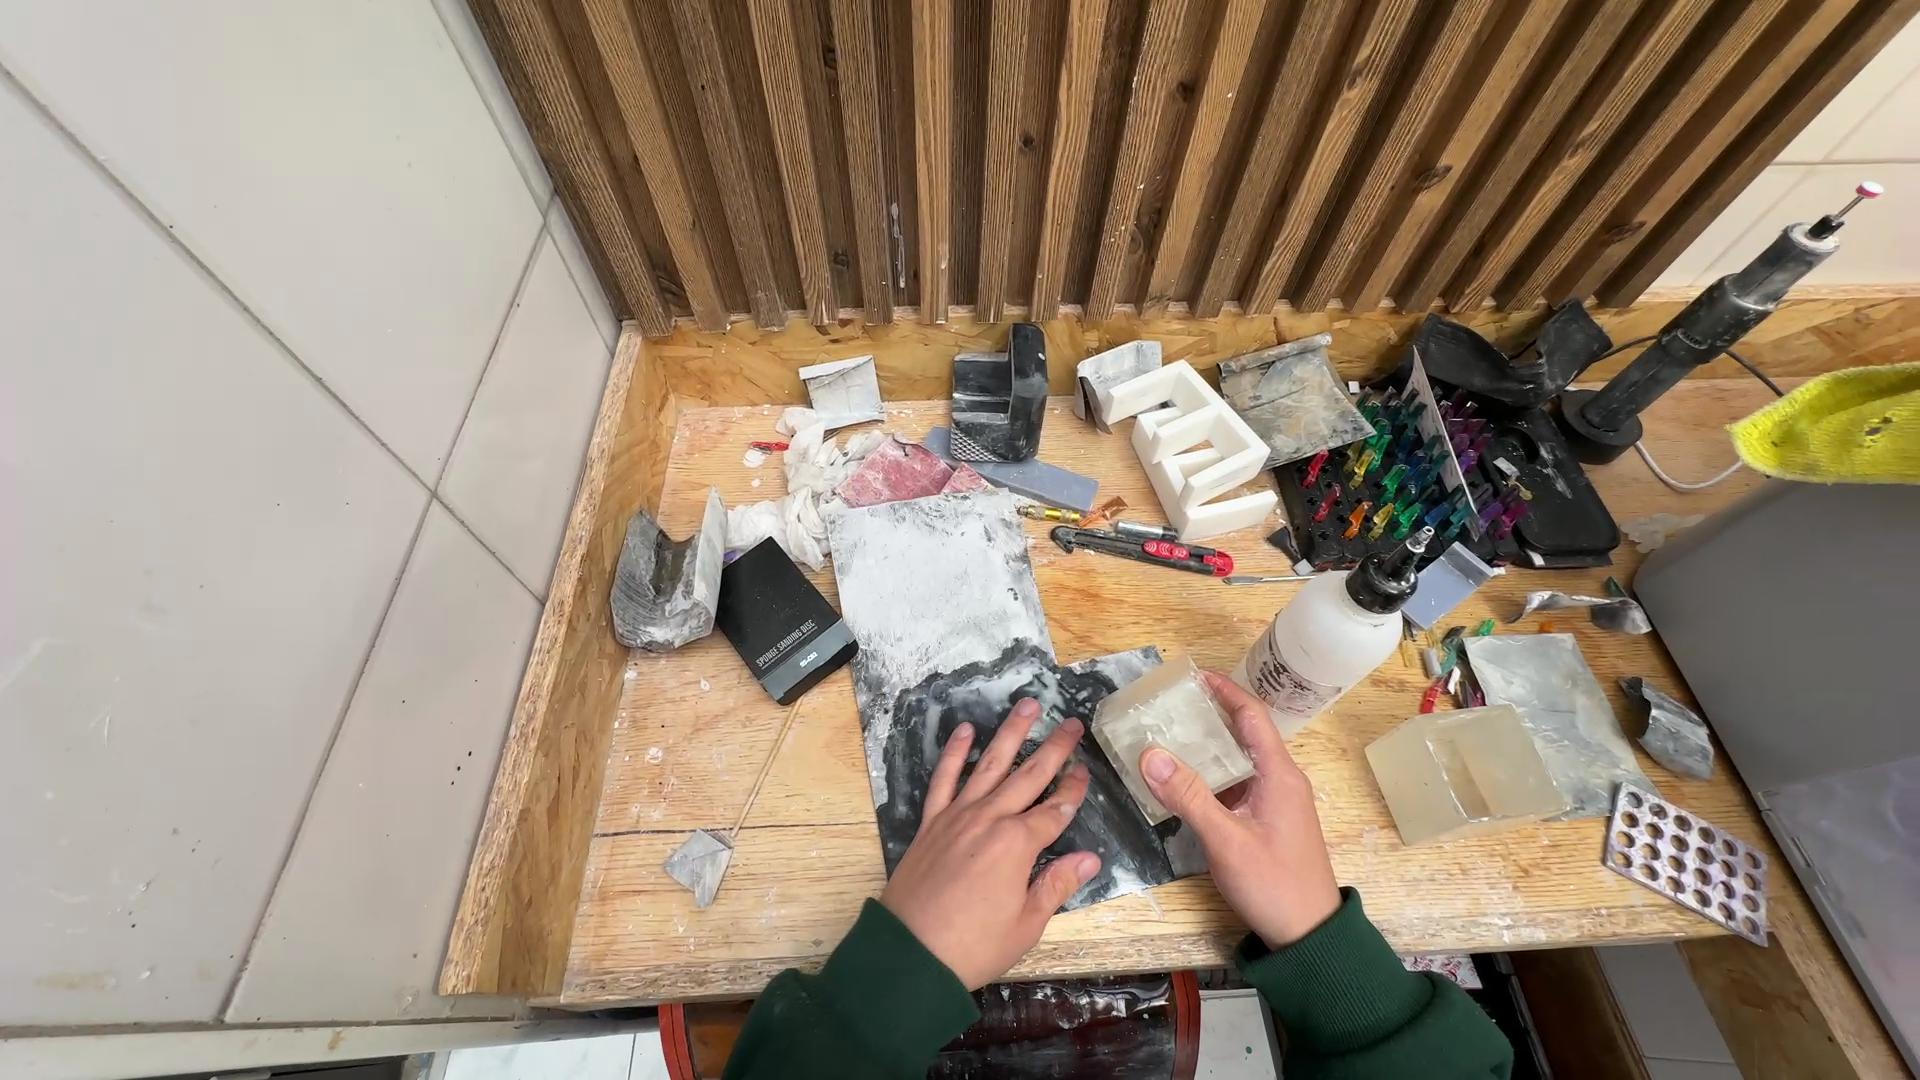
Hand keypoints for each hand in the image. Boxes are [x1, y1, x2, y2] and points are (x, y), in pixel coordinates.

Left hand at [880, 699, 1101, 988]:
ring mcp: (959, 815)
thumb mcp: (1026, 924)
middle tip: (1072, 722)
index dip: (1074, 791)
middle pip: (1029, 776)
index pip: (1056, 810)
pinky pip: (945, 778)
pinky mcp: (932, 820)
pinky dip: (955, 753)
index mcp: (1018, 844)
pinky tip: (965, 731)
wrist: (910, 952)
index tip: (1086, 771)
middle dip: (1054, 748)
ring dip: (1010, 733)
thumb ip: (1057, 885)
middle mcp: (991, 818)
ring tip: (1027, 705)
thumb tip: (1091, 858)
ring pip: (990, 764)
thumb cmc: (974, 945)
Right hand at [1141, 671, 1340, 948]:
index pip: (1252, 715)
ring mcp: (1274, 800)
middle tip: (1168, 704)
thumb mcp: (1226, 840)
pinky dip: (1209, 771)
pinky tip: (1182, 778)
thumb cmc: (1274, 884)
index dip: (1225, 690)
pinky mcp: (1265, 819)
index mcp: (1278, 774)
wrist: (1309, 938)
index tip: (1192, 675)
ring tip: (1167, 733)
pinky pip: (1234, 781)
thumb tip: (1149, 753)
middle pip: (1243, 731)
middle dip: (1208, 712)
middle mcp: (1279, 779)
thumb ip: (1188, 796)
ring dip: (1206, 743)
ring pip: (1237, 758)